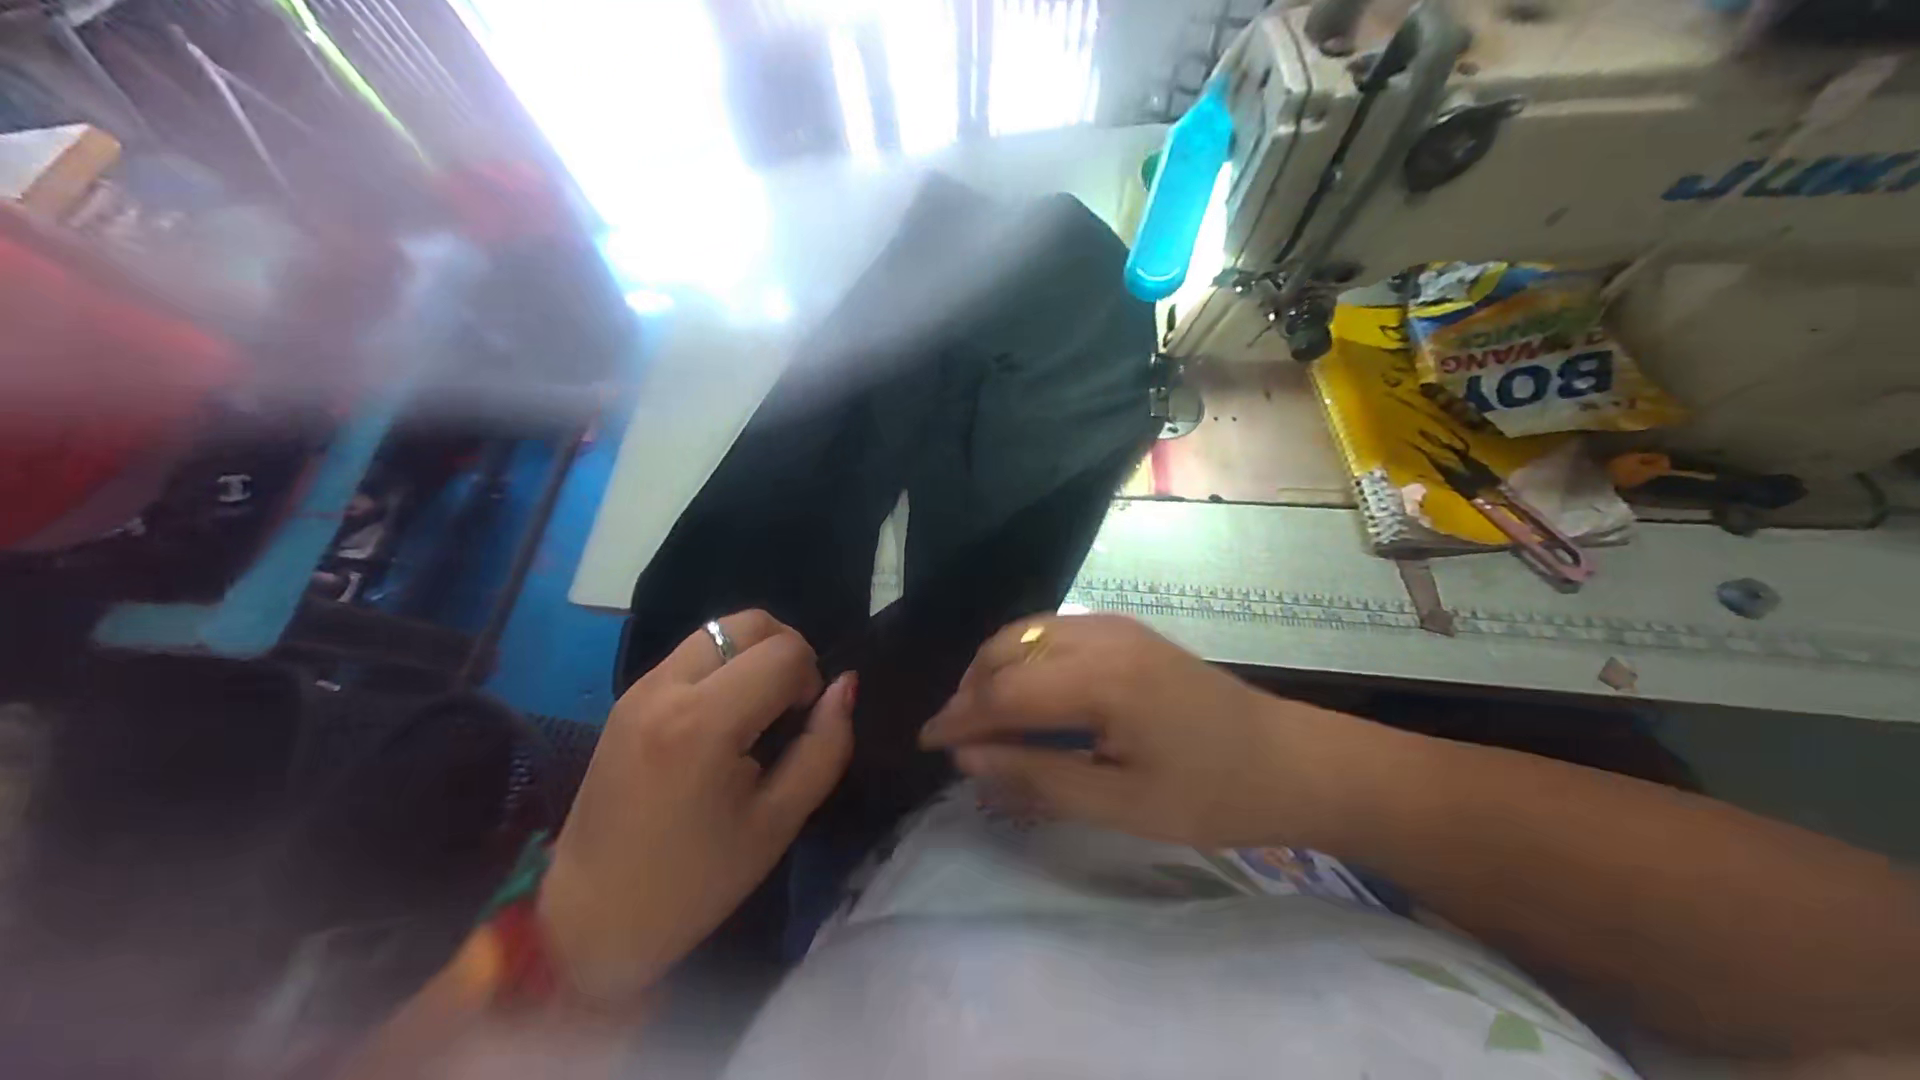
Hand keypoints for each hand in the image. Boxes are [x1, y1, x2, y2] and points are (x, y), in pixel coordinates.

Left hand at [538, 611, 853, 1002]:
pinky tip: (723, 720)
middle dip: (787, 650)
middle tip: (789, 706)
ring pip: (719, 631)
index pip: (785, 652)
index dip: (812, 678)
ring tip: (757, 712)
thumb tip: (845, 686)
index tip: (803, 725)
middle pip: (750, 623)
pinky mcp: (627, 698)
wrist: (589, 919)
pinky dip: (723, 666)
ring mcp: (639, 688)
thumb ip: (825, 745)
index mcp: (704, 723)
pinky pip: (691, 654)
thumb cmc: (695, 882)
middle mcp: (666, 688)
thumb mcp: (779, 821)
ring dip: (753, 655)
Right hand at [919, 614, 1373, 848]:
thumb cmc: (1213, 794)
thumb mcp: (1122, 805)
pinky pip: (1052, 633)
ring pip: (1026, 633)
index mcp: (1102, 679)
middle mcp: (1101, 636)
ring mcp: (1115, 626)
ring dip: (994, 670)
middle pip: (1006, 649)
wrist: (1295, 761)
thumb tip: (967, 758)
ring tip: (984, 719)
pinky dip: (1023, 659)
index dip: (958, 718)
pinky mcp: (1126, 631)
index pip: (1004, 691)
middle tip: (956, 738)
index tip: (925, 744)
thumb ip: (1037, 776)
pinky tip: (1026, 694)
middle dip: (970, 690)